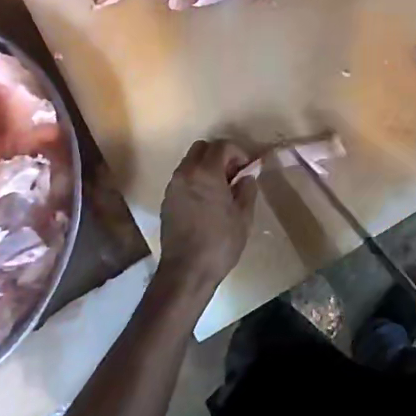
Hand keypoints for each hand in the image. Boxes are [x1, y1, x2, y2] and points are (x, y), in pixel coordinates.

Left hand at [156, 140, 257, 295]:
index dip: (238, 152)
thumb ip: (247, 190)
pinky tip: (206, 201)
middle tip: (234, 173)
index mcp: (206, 173)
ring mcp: (173, 187)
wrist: (187, 270)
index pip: (222, 146)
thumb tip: (247, 177)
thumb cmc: (220, 242)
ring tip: (221, 188)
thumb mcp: (243, 217)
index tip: (248, 167)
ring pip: (190, 163)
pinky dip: (195, 180)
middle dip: (219, 155)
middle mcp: (185, 173)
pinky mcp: (167, 201)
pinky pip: (182, 179)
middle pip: (202, 148)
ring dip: (206, 167)